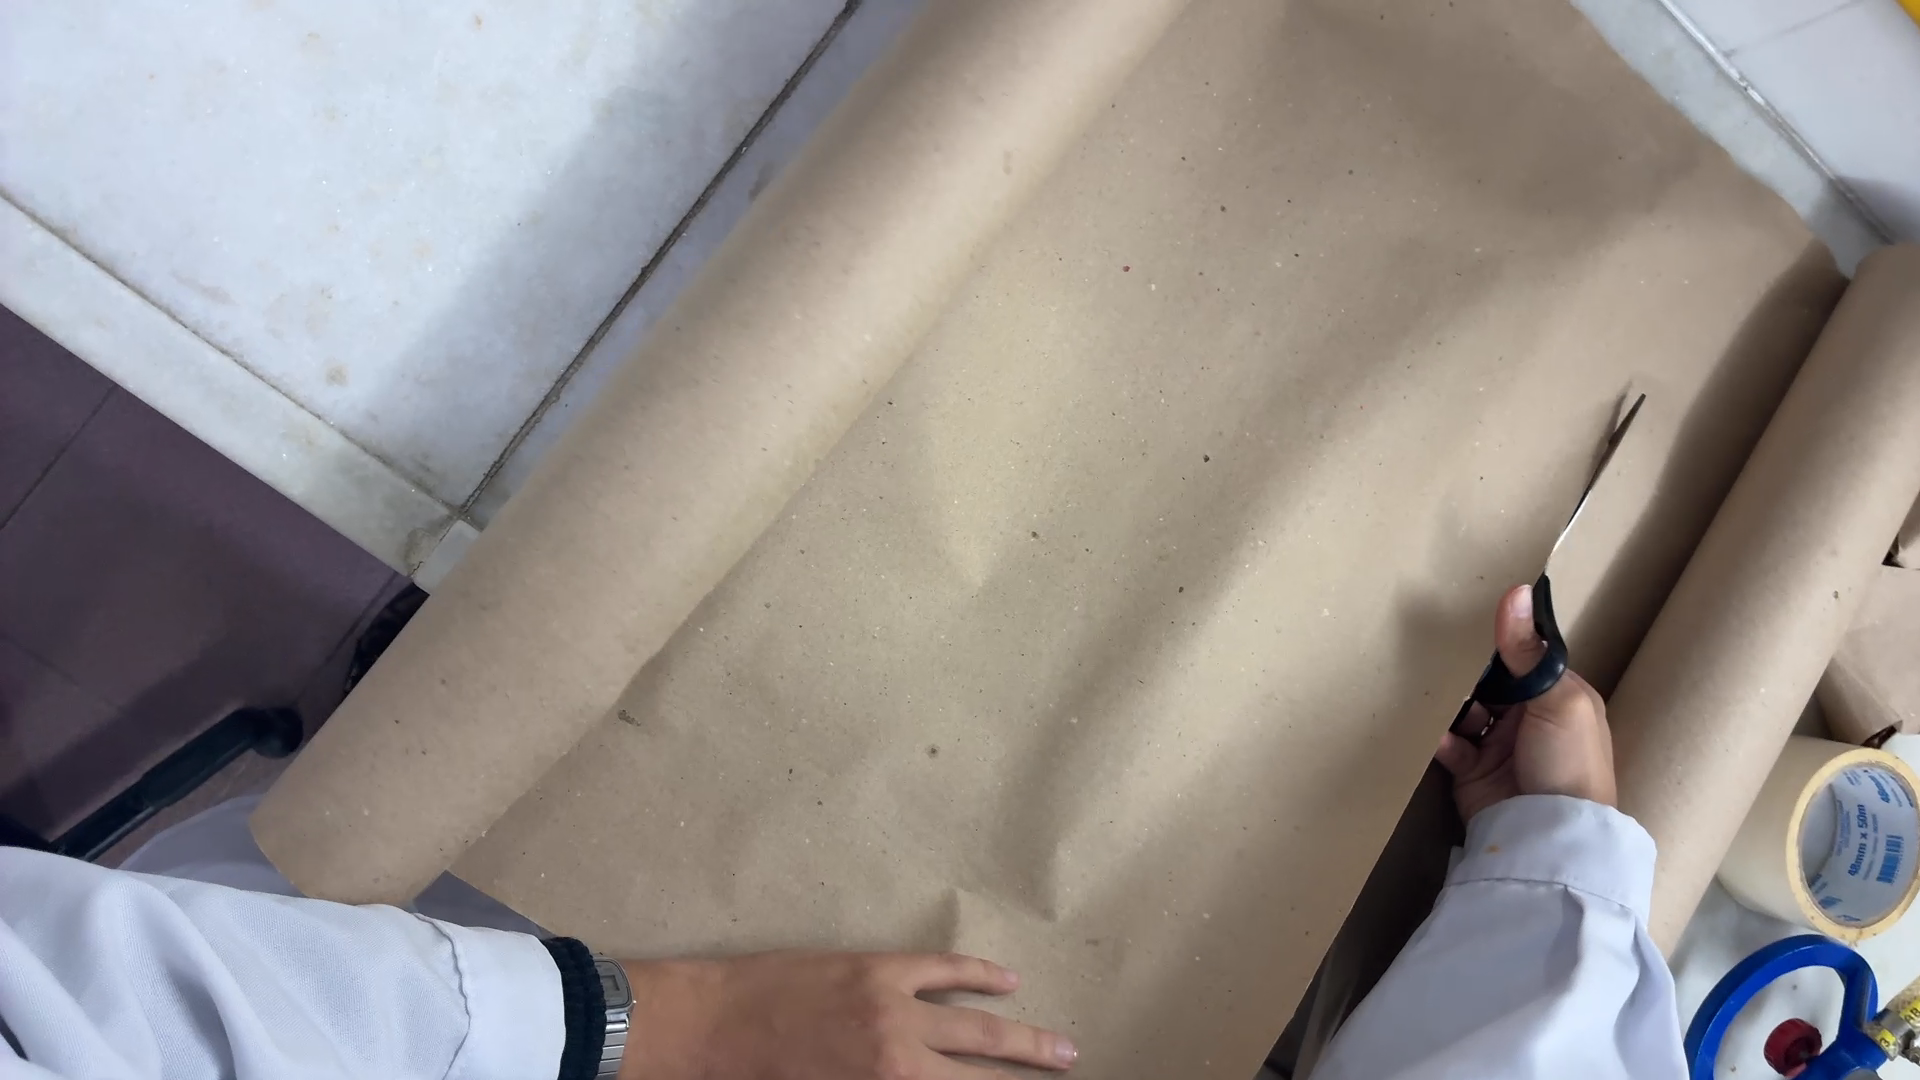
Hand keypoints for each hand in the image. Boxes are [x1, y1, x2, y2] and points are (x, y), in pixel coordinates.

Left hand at [616, 949, 1076, 1079]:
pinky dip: (974, 972)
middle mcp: (899, 1051)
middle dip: (1028, 1069)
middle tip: (1070, 1064)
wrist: (712, 1028)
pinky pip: (939, 968)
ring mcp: (892, 1003)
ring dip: (1019, 1032)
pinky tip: (1003, 976)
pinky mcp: (877, 967)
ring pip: (972, 1018)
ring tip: (1058, 1042)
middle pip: (980, 1063)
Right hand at [1434, 582, 1615, 821]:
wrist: (1548, 833)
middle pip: (1486, 683)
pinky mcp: (1472, 769)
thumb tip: (1515, 591)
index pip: (1522, 659)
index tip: (1462, 624)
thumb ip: (1527, 650)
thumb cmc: (1567, 761)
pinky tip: (1440, 739)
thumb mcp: (1555, 699)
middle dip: (1463, 674)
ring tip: (1432, 699)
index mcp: (1558, 697)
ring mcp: (1498, 745)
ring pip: (1462, 711)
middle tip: (1433, 656)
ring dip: (1448, 707)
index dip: (1496, 645)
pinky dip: (1440, 739)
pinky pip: (1447, 744)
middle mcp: (1528, 718)